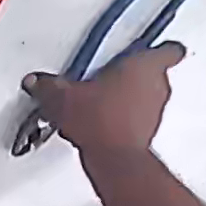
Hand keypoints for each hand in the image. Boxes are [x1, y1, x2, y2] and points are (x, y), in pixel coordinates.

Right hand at [22, 41, 186, 159]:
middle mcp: (157, 86)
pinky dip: (122, 121)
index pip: (168, 48)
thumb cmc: (101, 121)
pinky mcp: (146, 134)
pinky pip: (136, 121)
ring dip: (127, 100)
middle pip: (153, 73)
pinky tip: (100, 126)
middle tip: (112, 78)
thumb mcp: (65, 97)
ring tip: (101, 104)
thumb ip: (49, 87)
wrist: (113, 157)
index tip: (148, 48)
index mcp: (144, 65)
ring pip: (145, 98)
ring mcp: (154, 112)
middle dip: (132, 76)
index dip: (158, 48)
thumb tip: (37, 83)